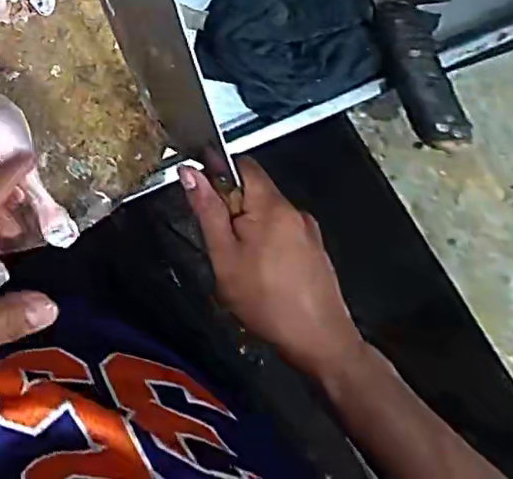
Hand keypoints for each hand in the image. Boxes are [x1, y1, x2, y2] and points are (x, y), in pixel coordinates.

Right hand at [183, 159, 365, 377]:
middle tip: (217, 237)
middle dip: (228, 204)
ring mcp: (308, 233)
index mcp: (272, 207)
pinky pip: (279, 229)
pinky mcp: (314, 251)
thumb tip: (189, 172)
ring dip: (244, 224)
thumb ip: (206, 209)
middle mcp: (295, 213)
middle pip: (251, 188)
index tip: (200, 193)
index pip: (241, 164)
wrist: (322, 347)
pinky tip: (257, 269)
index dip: (215, 170)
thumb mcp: (224, 253)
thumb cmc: (267, 301)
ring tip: (236, 258)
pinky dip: (262, 239)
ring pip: (263, 211)